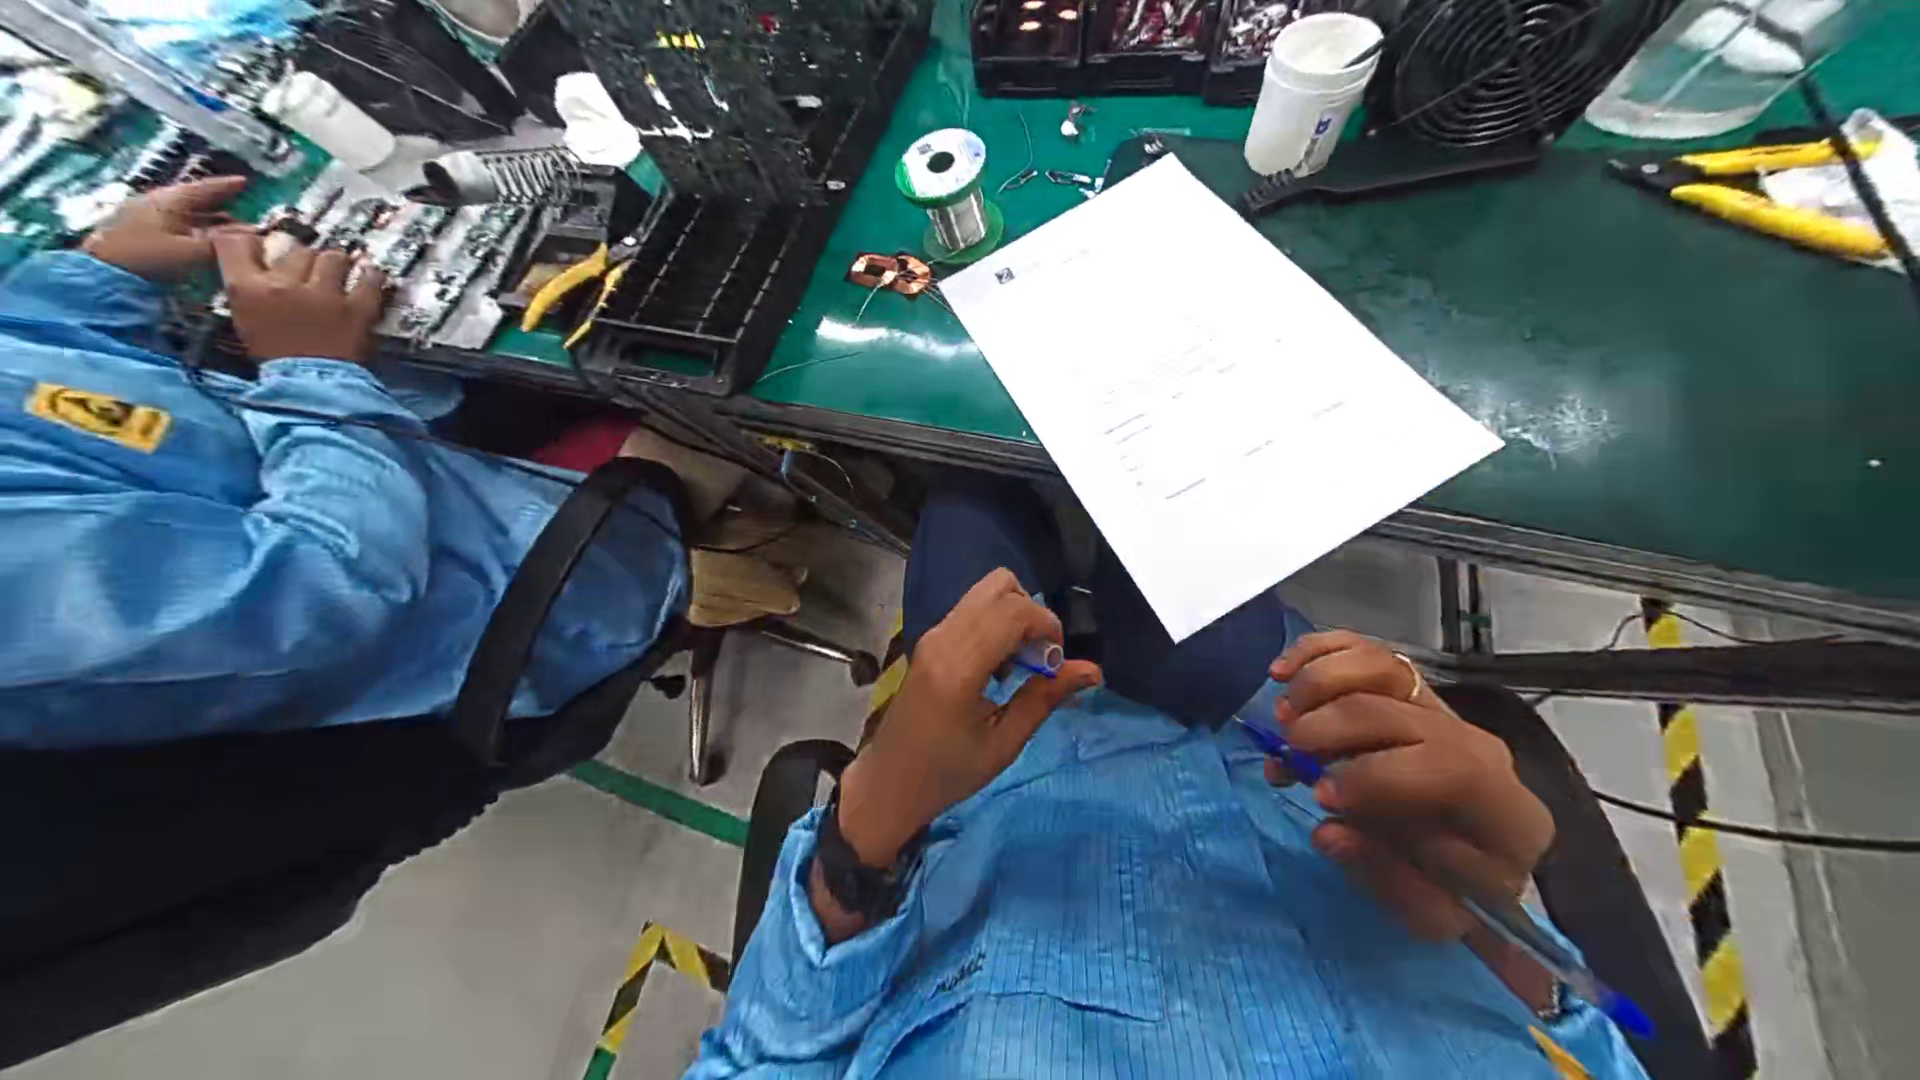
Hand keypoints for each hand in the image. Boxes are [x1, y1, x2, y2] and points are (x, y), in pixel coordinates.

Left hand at [82, 176, 246, 280]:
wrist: (107, 273)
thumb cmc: (150, 256)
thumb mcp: (194, 250)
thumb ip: (227, 242)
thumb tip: (257, 234)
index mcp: (167, 202)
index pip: (202, 189)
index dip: (225, 186)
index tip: (245, 181)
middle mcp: (158, 205)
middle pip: (198, 202)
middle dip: (225, 207)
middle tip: (250, 212)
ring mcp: (152, 220)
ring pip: (193, 216)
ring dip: (218, 223)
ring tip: (243, 231)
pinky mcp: (150, 235)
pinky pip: (186, 228)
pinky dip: (207, 232)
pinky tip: (220, 241)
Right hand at [212, 229, 388, 363]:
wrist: (312, 383)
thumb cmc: (276, 353)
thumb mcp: (245, 315)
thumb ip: (250, 286)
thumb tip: (263, 265)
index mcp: (246, 286)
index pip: (236, 242)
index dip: (251, 238)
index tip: (266, 243)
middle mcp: (284, 284)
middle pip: (295, 249)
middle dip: (304, 256)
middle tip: (312, 266)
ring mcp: (325, 296)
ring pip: (331, 258)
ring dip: (337, 261)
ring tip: (343, 265)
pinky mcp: (358, 309)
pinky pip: (369, 281)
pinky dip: (372, 274)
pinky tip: (371, 271)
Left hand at [836, 569, 1101, 865]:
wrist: (890, 782)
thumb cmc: (946, 773)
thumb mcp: (1004, 744)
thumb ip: (1045, 699)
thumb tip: (1092, 670)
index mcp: (959, 667)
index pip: (1014, 611)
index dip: (1048, 626)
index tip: (1056, 664)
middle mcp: (943, 638)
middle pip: (1001, 585)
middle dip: (1034, 613)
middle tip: (1040, 658)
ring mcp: (933, 634)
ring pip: (986, 590)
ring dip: (1015, 615)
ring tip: (1019, 663)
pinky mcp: (931, 638)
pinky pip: (973, 608)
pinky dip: (997, 621)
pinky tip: (998, 664)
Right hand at [1267, 631, 1553, 940]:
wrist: (1465, 862)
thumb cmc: (1450, 890)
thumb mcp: (1433, 913)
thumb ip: (1389, 880)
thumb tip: (1328, 830)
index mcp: (1502, 807)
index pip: (1446, 766)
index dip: (1376, 774)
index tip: (1319, 795)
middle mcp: (1474, 744)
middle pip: (1395, 710)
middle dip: (1328, 726)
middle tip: (1288, 750)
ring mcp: (1438, 709)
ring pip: (1378, 666)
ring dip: (1315, 684)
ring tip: (1283, 715)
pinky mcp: (1403, 689)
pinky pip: (1361, 650)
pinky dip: (1315, 653)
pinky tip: (1281, 672)